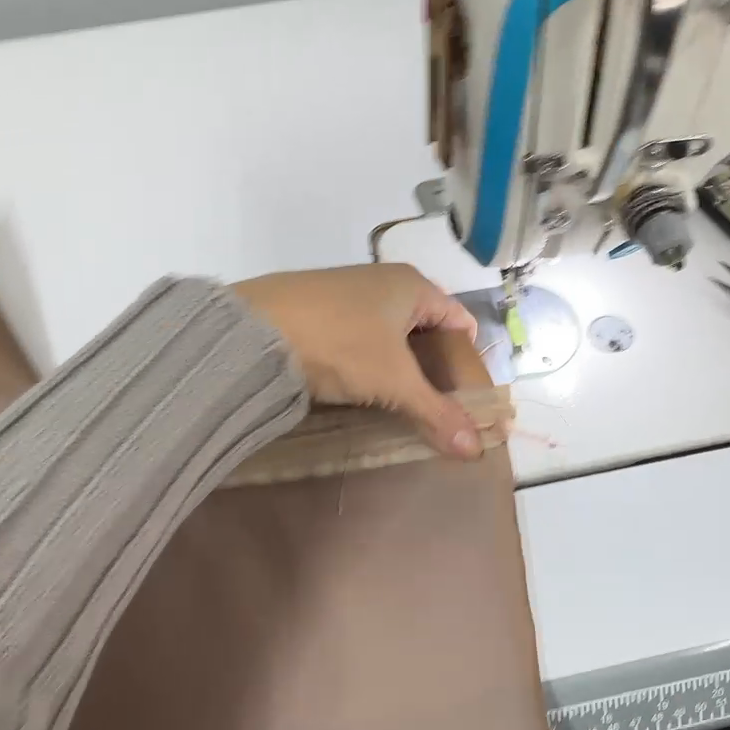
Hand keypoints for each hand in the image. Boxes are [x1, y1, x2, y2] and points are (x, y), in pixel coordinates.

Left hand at [232, 264, 483, 457]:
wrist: (254, 330)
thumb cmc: (340, 343)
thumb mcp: (394, 381)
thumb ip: (436, 412)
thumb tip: (475, 449)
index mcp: (413, 285)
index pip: (460, 320)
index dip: (467, 360)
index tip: (467, 398)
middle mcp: (383, 280)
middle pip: (425, 328)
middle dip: (432, 368)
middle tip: (436, 409)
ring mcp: (347, 292)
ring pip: (389, 334)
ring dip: (397, 367)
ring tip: (399, 404)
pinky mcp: (317, 309)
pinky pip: (358, 337)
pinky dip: (367, 361)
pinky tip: (360, 388)